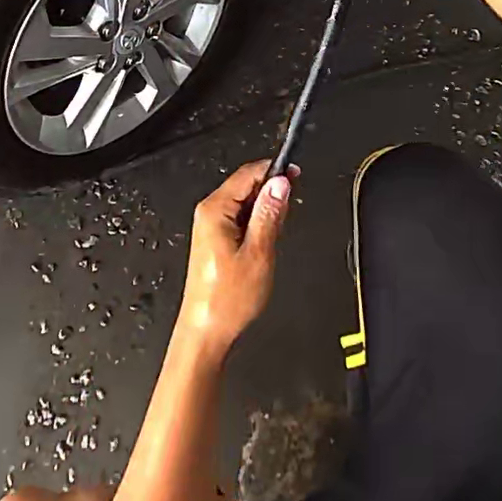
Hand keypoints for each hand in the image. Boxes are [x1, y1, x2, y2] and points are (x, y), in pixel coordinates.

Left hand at [175, 160, 297, 355]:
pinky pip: (238, 218)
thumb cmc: (226, 300)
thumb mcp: (258, 253)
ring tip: (276, 232)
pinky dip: (255, 223)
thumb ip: (270, 215)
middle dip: (271, 191)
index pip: (247, 173)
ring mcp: (209, 226)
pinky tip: (264, 240)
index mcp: (214, 210)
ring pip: (243, 202)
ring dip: (264, 209)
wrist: (206, 330)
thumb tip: (280, 185)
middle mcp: (207, 214)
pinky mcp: (213, 239)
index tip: (295, 172)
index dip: (274, 170)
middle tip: (290, 206)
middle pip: (245, 185)